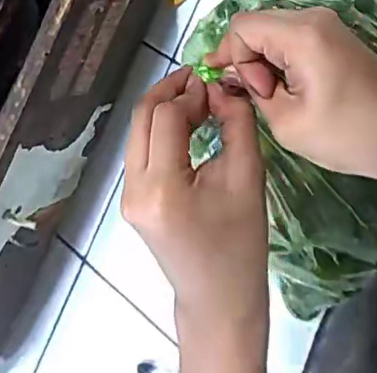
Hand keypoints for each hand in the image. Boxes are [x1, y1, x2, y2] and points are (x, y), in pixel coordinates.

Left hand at [120, 69, 268, 359]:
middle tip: (200, 77)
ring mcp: (128, 196)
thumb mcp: (248, 175)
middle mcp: (135, 190)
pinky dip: (162, 126)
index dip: (190, 92)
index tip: (217, 84)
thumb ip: (236, 122)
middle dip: (170, 89)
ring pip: (138, 130)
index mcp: (162, 187)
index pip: (166, 116)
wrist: (219, 300)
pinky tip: (188, 121)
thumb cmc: (240, 242)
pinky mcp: (132, 199)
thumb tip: (221, 86)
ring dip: (165, 106)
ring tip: (199, 97)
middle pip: (141, 117)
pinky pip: (141, 147)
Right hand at [204, 7, 376, 181]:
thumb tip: (236, 74)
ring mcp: (324, 21)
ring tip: (272, 94)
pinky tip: (284, 84)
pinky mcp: (331, 32)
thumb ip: (254, 91)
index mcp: (302, 34)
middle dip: (246, 57)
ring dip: (262, 57)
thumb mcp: (288, 122)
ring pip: (270, 28)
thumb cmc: (348, 134)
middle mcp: (312, 16)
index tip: (254, 92)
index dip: (236, 58)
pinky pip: (289, 34)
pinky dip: (279, 55)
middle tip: (257, 95)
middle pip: (255, 23)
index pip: (242, 26)